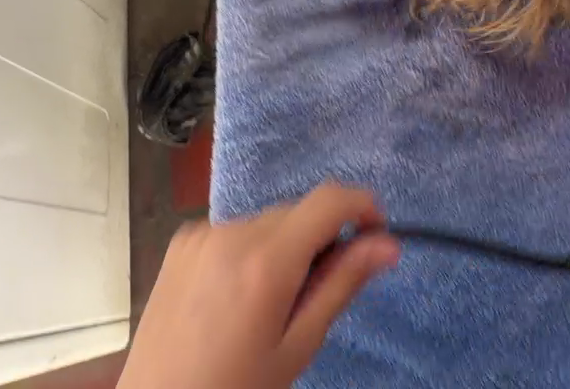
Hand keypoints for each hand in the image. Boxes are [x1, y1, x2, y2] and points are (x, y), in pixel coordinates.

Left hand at [118, 182, 400, 388]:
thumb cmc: (236, 388)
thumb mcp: (297, 347)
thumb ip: (341, 286)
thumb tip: (387, 244)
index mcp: (265, 260)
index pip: (327, 199)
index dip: (361, 205)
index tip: (377, 233)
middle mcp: (231, 231)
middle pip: (297, 213)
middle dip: (319, 240)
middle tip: (317, 296)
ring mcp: (201, 232)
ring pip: (266, 221)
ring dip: (283, 246)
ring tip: (270, 305)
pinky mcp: (182, 240)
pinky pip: (234, 230)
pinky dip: (250, 250)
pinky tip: (237, 297)